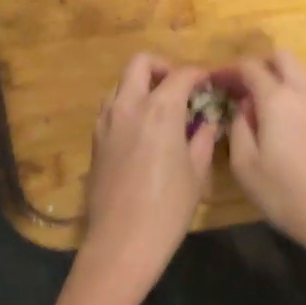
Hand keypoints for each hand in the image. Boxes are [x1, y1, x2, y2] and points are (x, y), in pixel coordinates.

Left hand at [78, 54, 217, 300]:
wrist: (123, 240)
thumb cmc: (169, 208)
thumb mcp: (196, 173)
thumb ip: (203, 139)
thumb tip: (208, 122)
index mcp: (159, 110)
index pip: (181, 75)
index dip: (198, 76)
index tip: (209, 85)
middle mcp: (128, 106)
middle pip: (140, 63)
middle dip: (163, 68)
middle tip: (180, 89)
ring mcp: (106, 122)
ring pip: (121, 84)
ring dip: (141, 86)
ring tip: (161, 111)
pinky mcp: (95, 141)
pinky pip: (111, 109)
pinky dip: (128, 107)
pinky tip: (144, 133)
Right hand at [220, 52, 305, 263]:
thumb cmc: (284, 193)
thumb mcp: (245, 165)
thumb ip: (238, 127)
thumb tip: (242, 107)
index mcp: (277, 99)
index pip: (250, 67)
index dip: (228, 70)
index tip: (213, 82)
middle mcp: (302, 95)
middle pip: (281, 58)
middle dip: (258, 65)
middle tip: (238, 87)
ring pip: (297, 76)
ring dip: (275, 81)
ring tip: (255, 108)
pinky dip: (288, 98)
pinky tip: (277, 125)